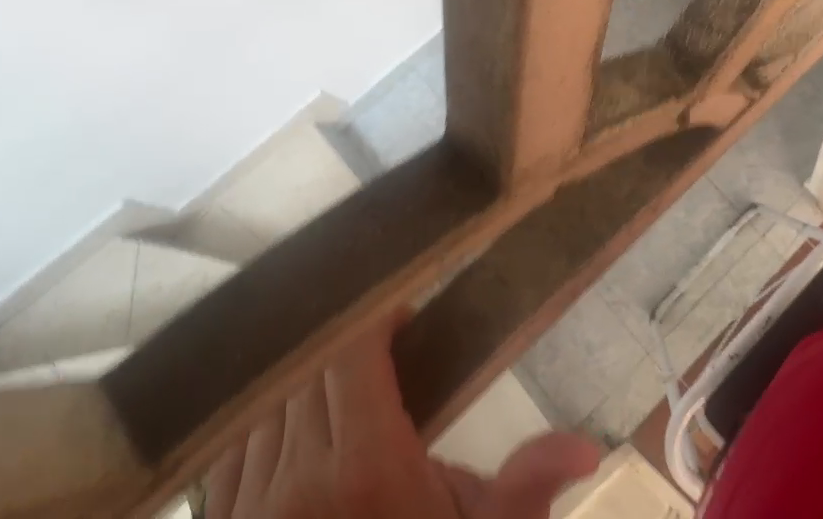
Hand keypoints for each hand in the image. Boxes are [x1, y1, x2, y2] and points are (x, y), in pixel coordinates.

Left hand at [204, 322, 598, 518]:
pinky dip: (262, 423)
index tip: (407, 322)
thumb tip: (591, 450)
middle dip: (348, 350)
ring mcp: (247, 508)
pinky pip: (231, 449)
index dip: (377, 323)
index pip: (351, 356)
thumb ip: (530, 486)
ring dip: (306, 383)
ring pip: (267, 403)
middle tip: (387, 354)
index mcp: (366, 468)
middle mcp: (296, 479)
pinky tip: (295, 430)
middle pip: (310, 370)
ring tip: (346, 390)